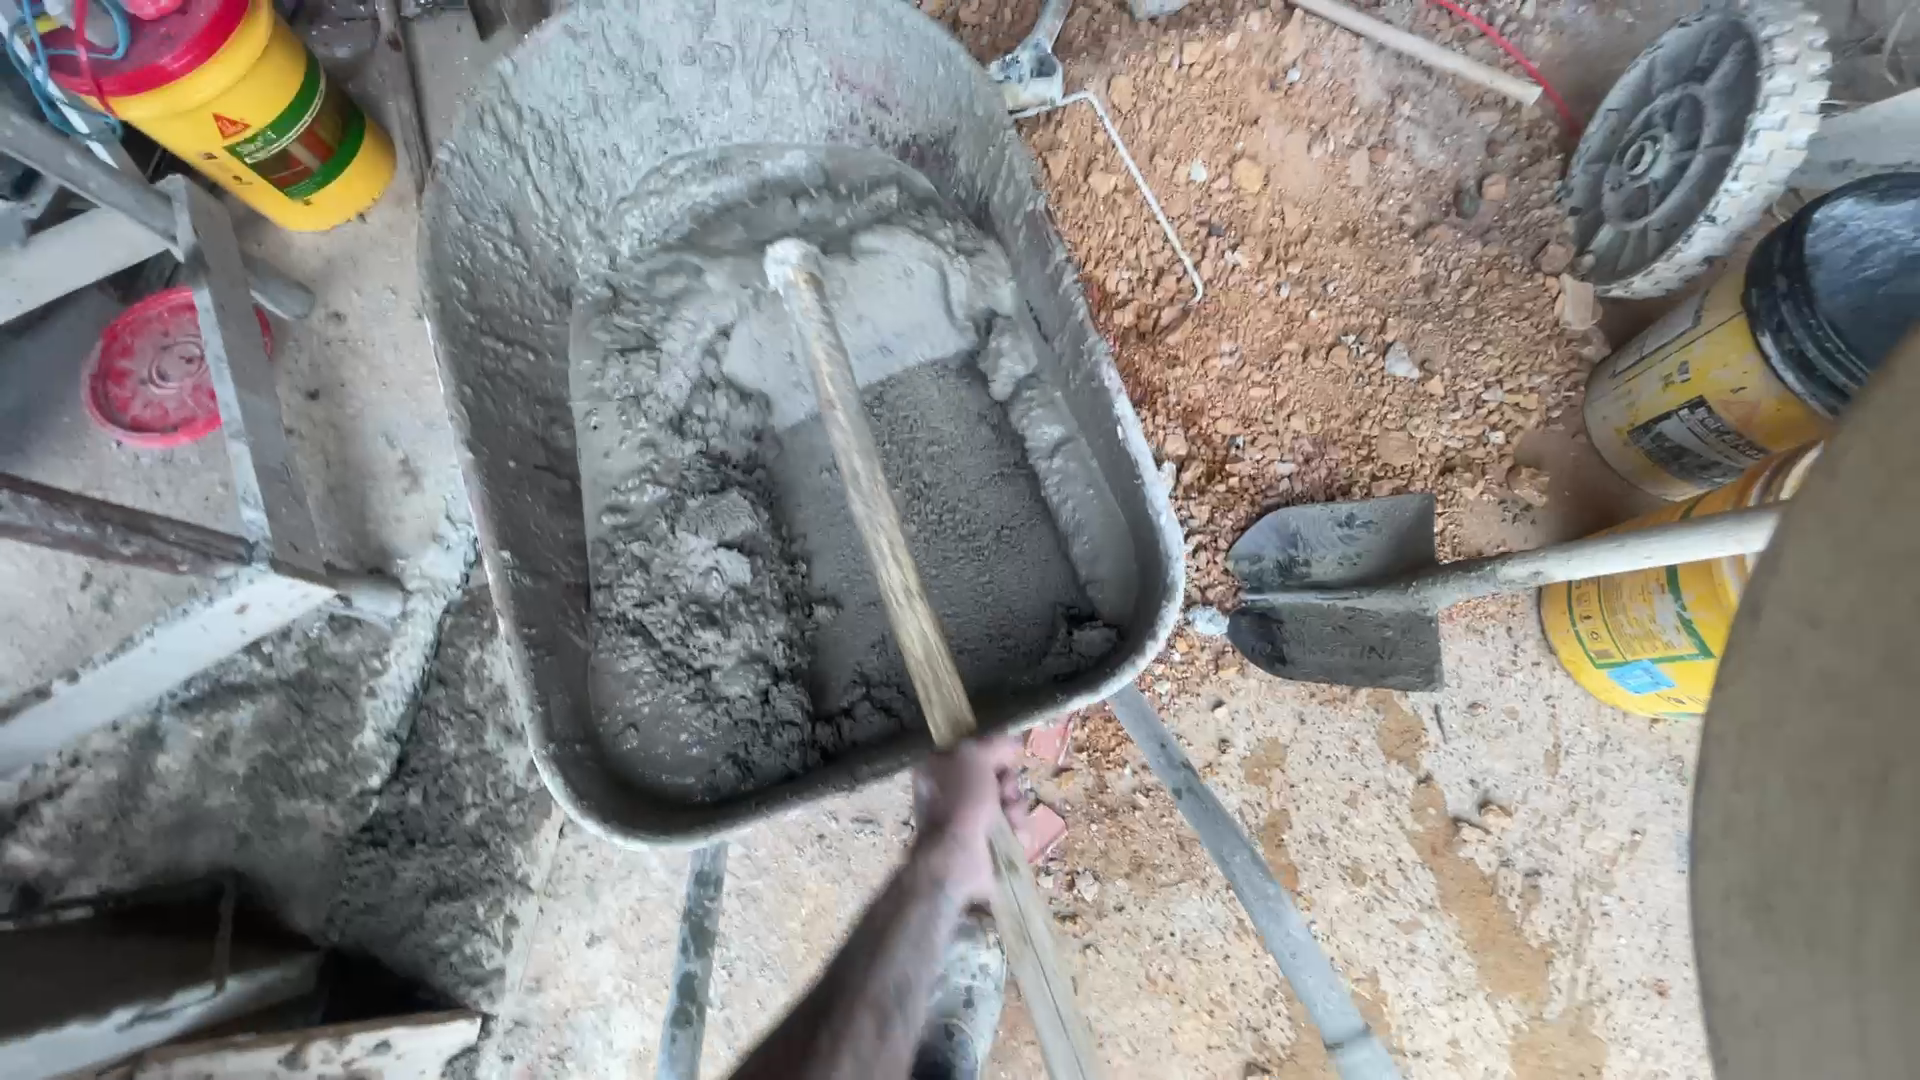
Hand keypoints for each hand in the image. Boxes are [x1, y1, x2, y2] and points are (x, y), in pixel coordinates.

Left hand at [913, 734, 1025, 905]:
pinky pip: (1009, 826)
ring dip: (1015, 806)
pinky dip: (1015, 828)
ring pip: (1005, 800)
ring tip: (1011, 816)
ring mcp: (967, 819)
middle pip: (993, 775)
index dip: (992, 752)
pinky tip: (1013, 832)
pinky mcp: (984, 842)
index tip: (1005, 757)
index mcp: (937, 768)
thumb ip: (994, 744)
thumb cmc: (960, 801)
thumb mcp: (974, 757)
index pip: (972, 750)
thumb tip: (1012, 741)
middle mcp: (949, 792)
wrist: (957, 860)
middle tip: (1005, 791)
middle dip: (1007, 782)